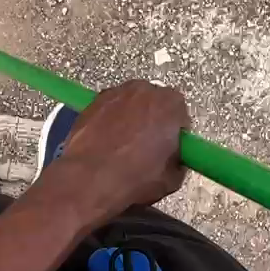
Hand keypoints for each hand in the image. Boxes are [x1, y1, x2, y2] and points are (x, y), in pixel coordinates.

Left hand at [32, 81, 187, 222]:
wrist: (89, 180)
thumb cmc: (134, 178)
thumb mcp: (171, 180)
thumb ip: (178, 162)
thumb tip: (173, 161)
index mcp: (170, 105)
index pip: (180, 114)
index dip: (175, 132)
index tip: (169, 148)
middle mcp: (144, 90)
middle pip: (154, 103)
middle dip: (153, 120)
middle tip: (146, 147)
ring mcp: (115, 93)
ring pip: (130, 104)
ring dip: (130, 118)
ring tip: (122, 145)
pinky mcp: (92, 102)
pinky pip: (109, 109)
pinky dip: (109, 120)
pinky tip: (105, 143)